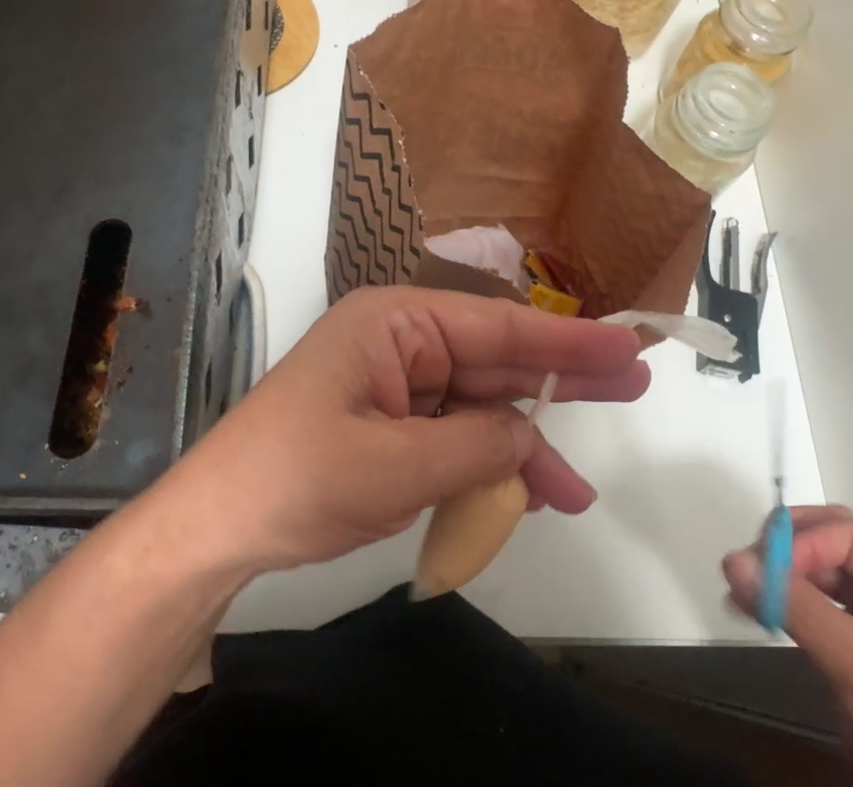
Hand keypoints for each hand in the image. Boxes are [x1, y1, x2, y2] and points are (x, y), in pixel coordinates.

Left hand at [148, 286, 650, 573]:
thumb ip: (480, 444)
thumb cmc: (300, 479)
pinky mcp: (385, 430)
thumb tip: (531, 434)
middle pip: (494, 361)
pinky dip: (485, 467)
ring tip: (580, 488)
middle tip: (634, 384)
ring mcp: (391, 390)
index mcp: (395, 325)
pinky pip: (452, 439)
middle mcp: (398, 346)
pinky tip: (524, 498)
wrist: (218, 527)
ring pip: (477, 409)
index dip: (567, 341)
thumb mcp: (399, 464)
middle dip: (561, 383)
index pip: (498, 327)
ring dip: (524, 448)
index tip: (627, 346)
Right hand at [722, 506, 852, 786]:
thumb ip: (799, 609)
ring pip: (817, 574)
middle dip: (786, 552)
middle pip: (832, 545)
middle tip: (743, 567)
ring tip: (739, 590)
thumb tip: (734, 561)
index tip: (755, 566)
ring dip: (779, 577)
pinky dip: (781, 603)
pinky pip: (811, 605)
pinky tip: (750, 608)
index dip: (800, 544)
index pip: (849, 537)